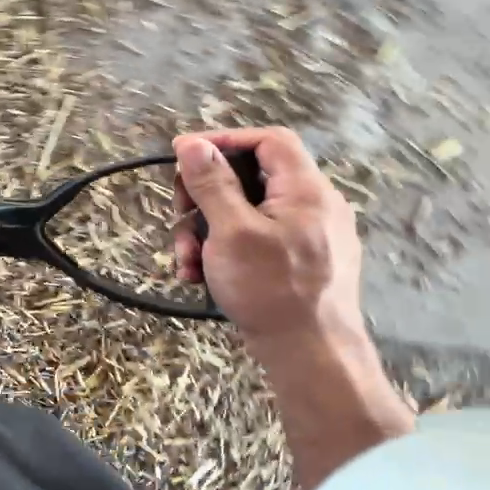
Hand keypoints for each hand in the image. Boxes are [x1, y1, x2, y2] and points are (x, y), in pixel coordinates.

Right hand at [171, 127, 362, 353]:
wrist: (308, 349)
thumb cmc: (269, 286)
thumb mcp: (230, 230)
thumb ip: (213, 183)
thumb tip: (192, 144)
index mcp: (306, 192)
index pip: (269, 141)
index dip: (223, 140)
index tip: (181, 156)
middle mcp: (311, 205)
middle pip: (246, 175)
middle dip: (202, 194)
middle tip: (178, 216)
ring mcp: (303, 232)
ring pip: (238, 208)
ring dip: (201, 228)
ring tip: (185, 258)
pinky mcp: (292, 255)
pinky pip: (246, 234)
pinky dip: (217, 246)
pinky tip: (197, 271)